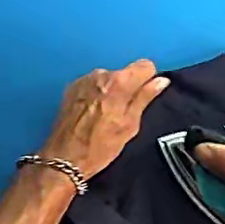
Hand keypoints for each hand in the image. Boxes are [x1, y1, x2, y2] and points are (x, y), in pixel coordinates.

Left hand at [37, 60, 170, 179]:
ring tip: (104, 116)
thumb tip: (161, 81)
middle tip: (122, 114)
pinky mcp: (71, 87)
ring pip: (108, 79)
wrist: (64, 158)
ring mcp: (83, 79)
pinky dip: (95, 94)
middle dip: (128, 89)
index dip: (148, 81)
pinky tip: (90, 113)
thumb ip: (144, 98)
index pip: (145, 65)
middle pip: (125, 73)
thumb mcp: (130, 125)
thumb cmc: (101, 146)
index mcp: (119, 82)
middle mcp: (100, 74)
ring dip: (110, 92)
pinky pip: (93, 84)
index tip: (143, 97)